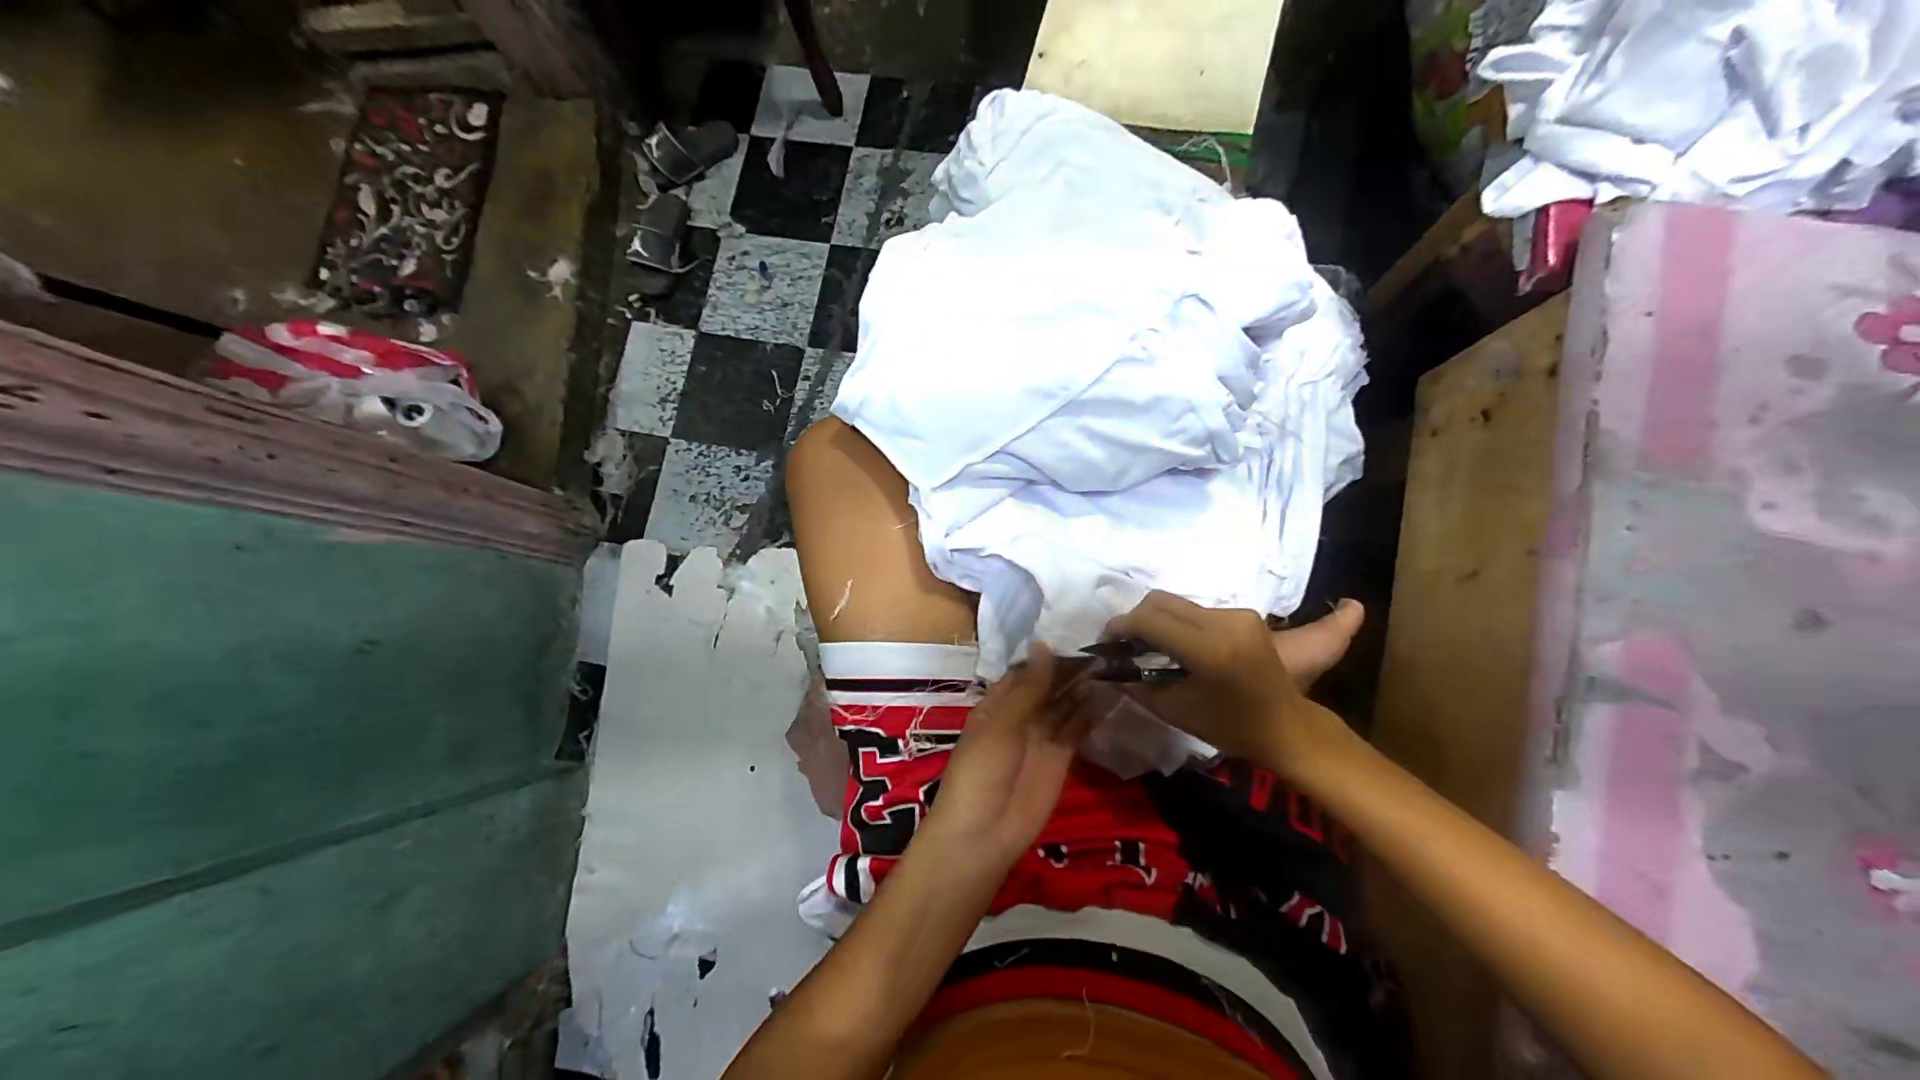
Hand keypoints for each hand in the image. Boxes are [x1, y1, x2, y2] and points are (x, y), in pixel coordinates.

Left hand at [917, 643, 1094, 871]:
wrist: (984, 833)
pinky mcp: (1061, 758)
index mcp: (996, 704)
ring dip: (1083, 687)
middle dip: (1070, 669)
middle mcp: (1020, 716)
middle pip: (1048, 686)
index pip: (1024, 671)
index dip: (1046, 656)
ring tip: (1111, 664)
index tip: (1075, 633)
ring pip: (1065, 705)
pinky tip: (1111, 694)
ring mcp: (1041, 737)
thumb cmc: (981, 771)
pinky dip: (1092, 714)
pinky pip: (1077, 729)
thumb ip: (1028, 688)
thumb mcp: (1001, 724)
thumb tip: (1043, 644)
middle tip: (1103, 646)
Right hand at [1103, 592, 1360, 776]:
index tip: (1106, 643)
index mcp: (1209, 650)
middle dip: (1134, 619)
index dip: (1120, 627)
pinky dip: (1178, 624)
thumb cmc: (1228, 727)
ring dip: (1157, 621)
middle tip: (1124, 644)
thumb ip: (1135, 682)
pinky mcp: (1245, 614)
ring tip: (1149, 647)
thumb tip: (1104, 665)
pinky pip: (1196, 611)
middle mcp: (1225, 623)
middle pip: (1160, 601)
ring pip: (1177, 603)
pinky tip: (1178, 648)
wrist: (1286, 726)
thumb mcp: (1172, 710)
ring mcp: (1238, 615)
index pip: (1149, 620)